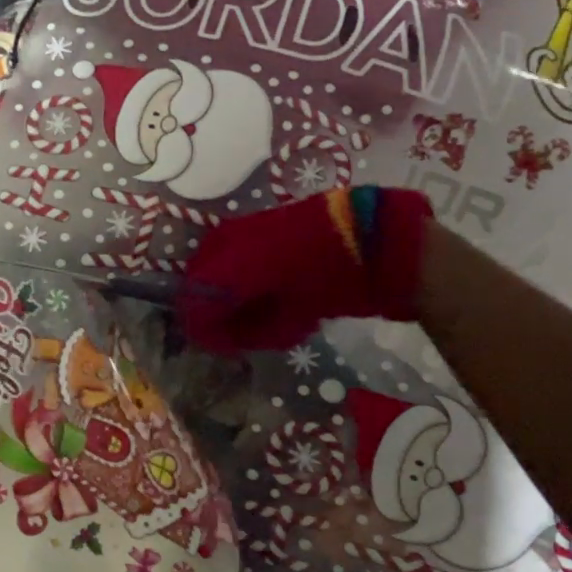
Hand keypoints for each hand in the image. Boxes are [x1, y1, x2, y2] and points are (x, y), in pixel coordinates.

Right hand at [179, 187, 433, 353]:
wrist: (376, 239)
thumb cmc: (333, 284)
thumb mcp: (290, 318)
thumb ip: (252, 331)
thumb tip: (229, 339)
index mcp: (226, 266)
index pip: (195, 303)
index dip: (203, 329)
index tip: (220, 348)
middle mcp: (224, 243)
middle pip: (199, 281)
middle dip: (210, 309)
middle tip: (232, 333)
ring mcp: (240, 228)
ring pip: (213, 266)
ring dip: (224, 292)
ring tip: (250, 314)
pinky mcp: (258, 223)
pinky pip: (232, 252)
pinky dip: (237, 275)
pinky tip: (262, 291)